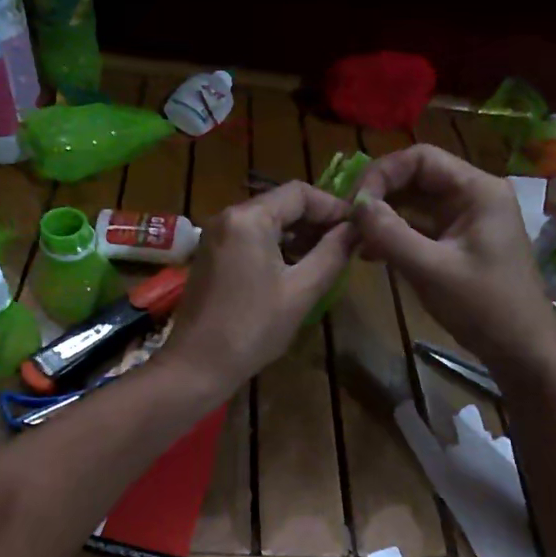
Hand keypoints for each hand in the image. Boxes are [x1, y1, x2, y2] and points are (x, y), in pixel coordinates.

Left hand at [163, 181, 358, 391]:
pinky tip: (294, 270)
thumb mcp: (301, 290)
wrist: (197, 364)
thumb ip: (332, 253)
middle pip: (280, 205)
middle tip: (346, 244)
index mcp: (247, 219)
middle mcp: (225, 219)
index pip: (299, 192)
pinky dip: (273, 248)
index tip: (358, 227)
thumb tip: (356, 229)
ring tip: (326, 258)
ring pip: (264, 223)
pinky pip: (247, 240)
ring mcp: (213, 238)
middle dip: (315, 221)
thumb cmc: (252, 327)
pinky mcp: (209, 258)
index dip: (333, 206)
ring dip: (295, 235)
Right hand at [352, 144, 555, 372]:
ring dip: (381, 214)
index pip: (420, 158)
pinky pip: (417, 225)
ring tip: (352, 235)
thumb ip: (390, 234)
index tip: (354, 203)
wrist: (519, 346)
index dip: (382, 174)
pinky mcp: (455, 241)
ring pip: (413, 201)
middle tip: (346, 218)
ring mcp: (464, 219)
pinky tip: (368, 252)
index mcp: (477, 190)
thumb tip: (355, 205)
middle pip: (415, 176)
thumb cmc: (482, 305)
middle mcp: (472, 195)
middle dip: (378, 193)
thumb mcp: (429, 269)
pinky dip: (392, 233)